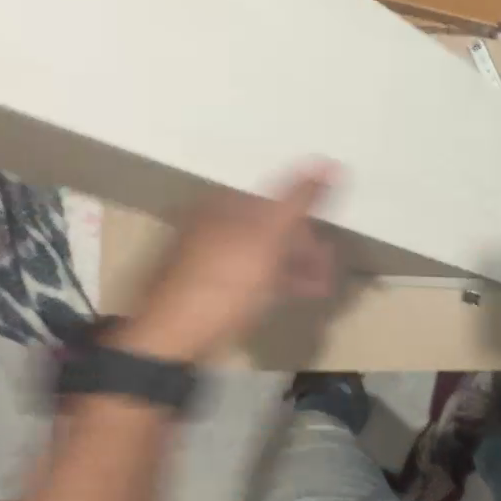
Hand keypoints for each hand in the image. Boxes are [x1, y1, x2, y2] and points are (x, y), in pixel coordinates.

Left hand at [108, 163, 338, 362]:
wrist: (171, 337)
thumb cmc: (224, 284)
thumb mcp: (269, 237)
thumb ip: (300, 199)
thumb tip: (329, 162)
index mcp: (223, 204)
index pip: (276, 197)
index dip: (308, 218)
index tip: (329, 241)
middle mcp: (211, 222)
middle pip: (270, 225)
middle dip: (303, 246)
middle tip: (326, 270)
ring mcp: (205, 256)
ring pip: (260, 251)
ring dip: (293, 265)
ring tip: (318, 287)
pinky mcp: (204, 287)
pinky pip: (248, 274)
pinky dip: (273, 281)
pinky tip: (288, 295)